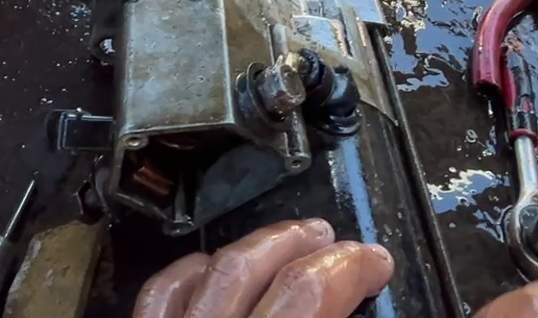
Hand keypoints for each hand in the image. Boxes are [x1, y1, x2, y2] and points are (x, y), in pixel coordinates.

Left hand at [133, 219, 394, 317]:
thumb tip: (350, 300)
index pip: (309, 296)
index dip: (351, 269)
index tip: (376, 262)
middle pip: (262, 272)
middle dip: (311, 248)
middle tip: (342, 245)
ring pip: (215, 270)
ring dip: (262, 245)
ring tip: (294, 237)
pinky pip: (161, 295)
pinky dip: (193, 270)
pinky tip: (214, 263)